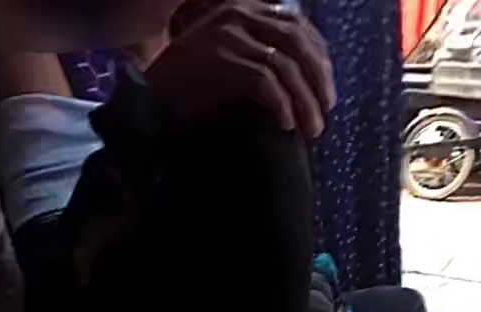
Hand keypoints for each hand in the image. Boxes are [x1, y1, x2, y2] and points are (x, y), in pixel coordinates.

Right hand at [147, 0, 335, 135]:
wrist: (153, 97)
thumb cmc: (193, 88)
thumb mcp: (232, 63)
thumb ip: (261, 59)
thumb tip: (300, 81)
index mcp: (246, 8)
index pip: (297, 25)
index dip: (319, 60)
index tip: (327, 94)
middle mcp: (240, 12)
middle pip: (297, 42)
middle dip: (318, 81)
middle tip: (325, 114)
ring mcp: (230, 34)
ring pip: (285, 64)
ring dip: (305, 101)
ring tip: (312, 130)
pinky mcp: (222, 59)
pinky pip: (265, 81)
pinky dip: (282, 105)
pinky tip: (286, 126)